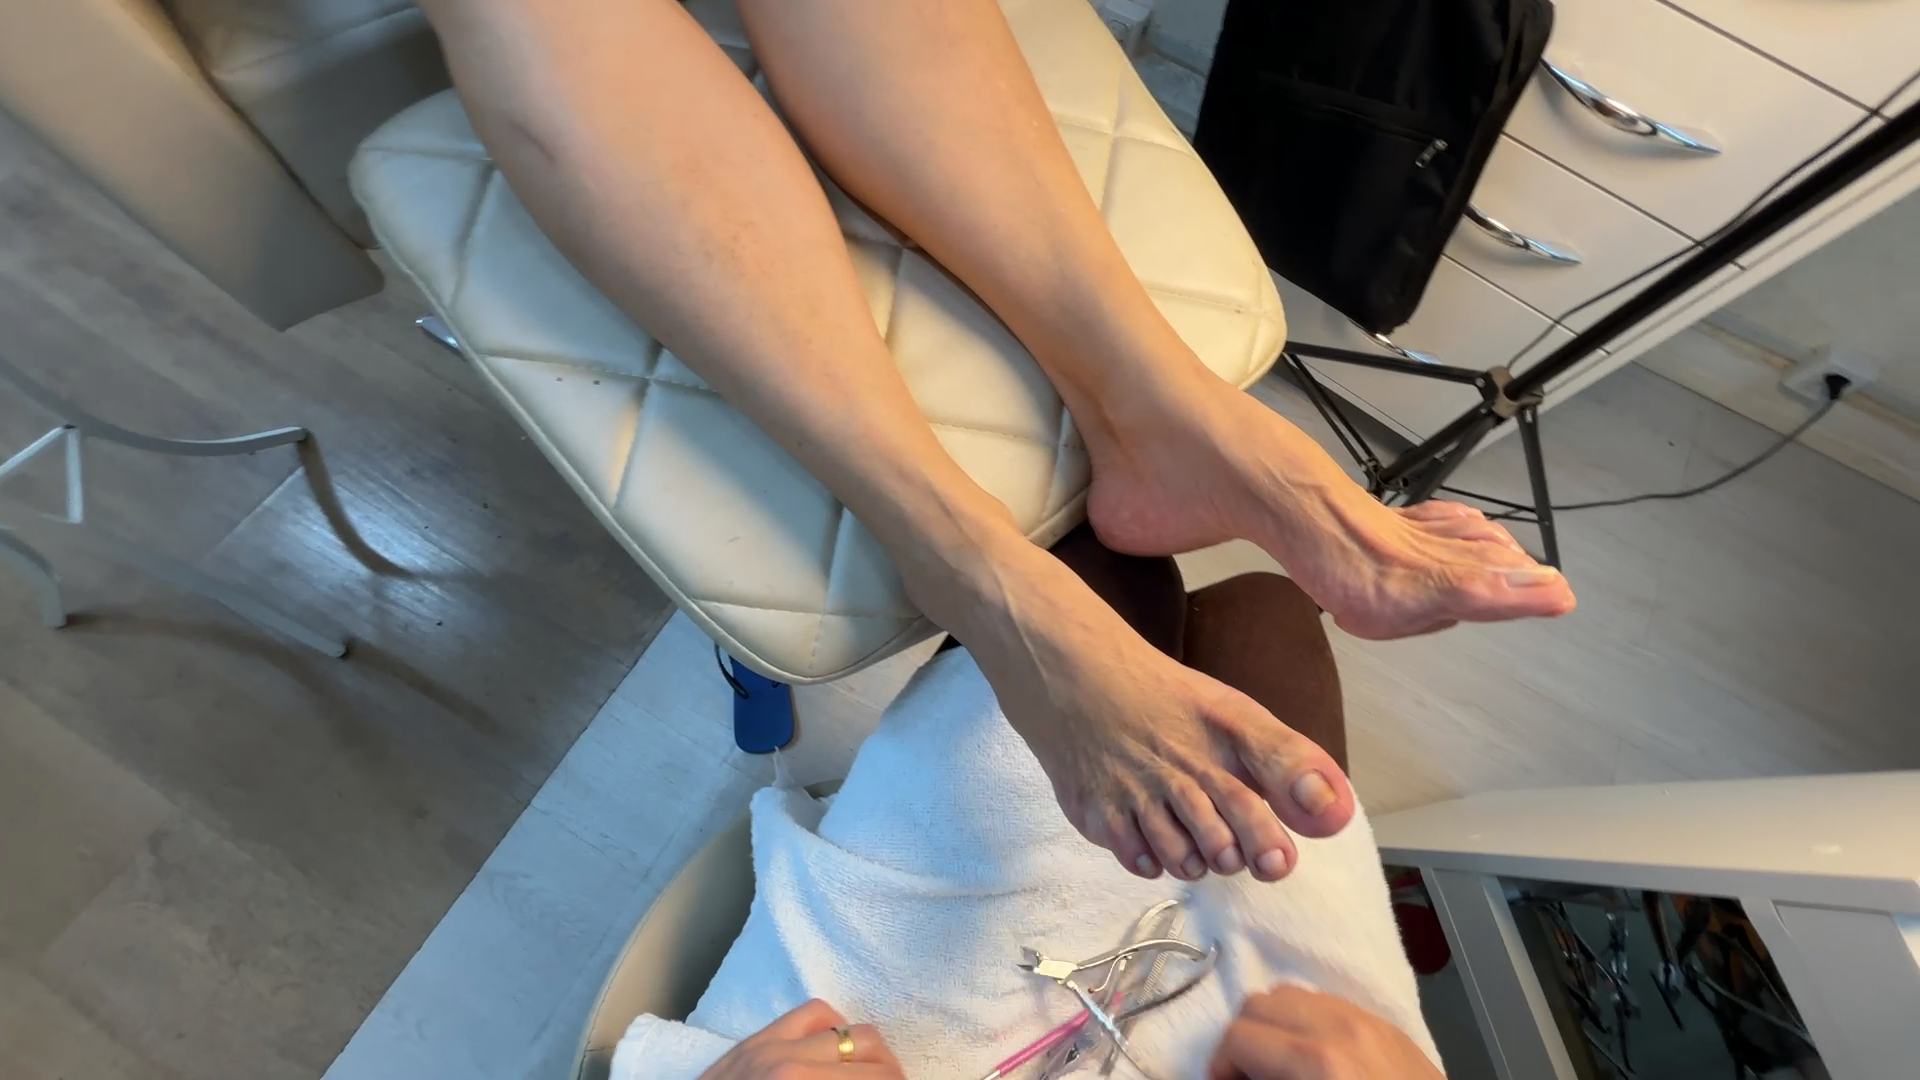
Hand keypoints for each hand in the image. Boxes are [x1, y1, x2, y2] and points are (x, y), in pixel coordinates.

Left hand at [697, 1000, 905, 1078]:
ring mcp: (775, 1048)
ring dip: (877, 1057)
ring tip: (883, 1076)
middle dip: (895, 1078)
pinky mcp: (759, 1038)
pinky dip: (838, 1028)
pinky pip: (815, 1013)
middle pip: (871, 1062)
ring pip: (853, 1033)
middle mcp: (791, 1070)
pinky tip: (842, 1051)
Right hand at [1207, 986, 1442, 1079]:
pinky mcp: (1390, 1027)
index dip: (1221, 1066)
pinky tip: (1318, 1059)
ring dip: (1275, 1027)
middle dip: (1244, 1042)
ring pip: (1291, 996)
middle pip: (1258, 1005)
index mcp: (1318, 1064)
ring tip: (1281, 1065)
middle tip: (1247, 1078)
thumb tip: (1233, 1079)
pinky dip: (1309, 1023)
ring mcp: (1368, 1022)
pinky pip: (1329, 1004)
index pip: (1240, 1037)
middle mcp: (1339, 1028)